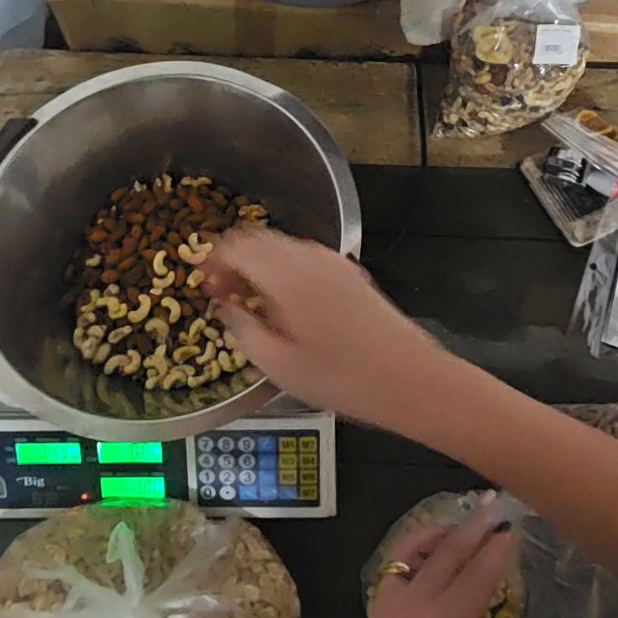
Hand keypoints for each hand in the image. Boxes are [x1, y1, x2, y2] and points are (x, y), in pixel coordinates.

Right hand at [205, 229, 455, 430]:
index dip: (213, 260)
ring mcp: (334, 262)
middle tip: (223, 293)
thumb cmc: (343, 378)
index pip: (236, 244)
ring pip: (283, 247)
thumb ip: (241, 327)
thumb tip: (225, 307)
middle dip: (234, 260)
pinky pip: (306, 259)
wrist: (410, 379)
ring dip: (260, 265)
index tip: (206, 285)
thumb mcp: (277, 363)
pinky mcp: (350, 274)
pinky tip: (287, 306)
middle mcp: (310, 257)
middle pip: (258, 238)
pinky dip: (286, 271)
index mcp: (286, 273)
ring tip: (253, 303)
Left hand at [346, 494, 515, 617]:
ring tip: (467, 517)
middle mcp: (418, 605)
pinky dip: (414, 544)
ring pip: (420, 549)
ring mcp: (392, 601)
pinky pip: (396, 561)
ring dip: (445, 529)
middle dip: (475, 527)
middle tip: (495, 504)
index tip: (511, 530)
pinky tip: (430, 540)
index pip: (478, 576)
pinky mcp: (376, 605)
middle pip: (450, 553)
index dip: (497, 551)